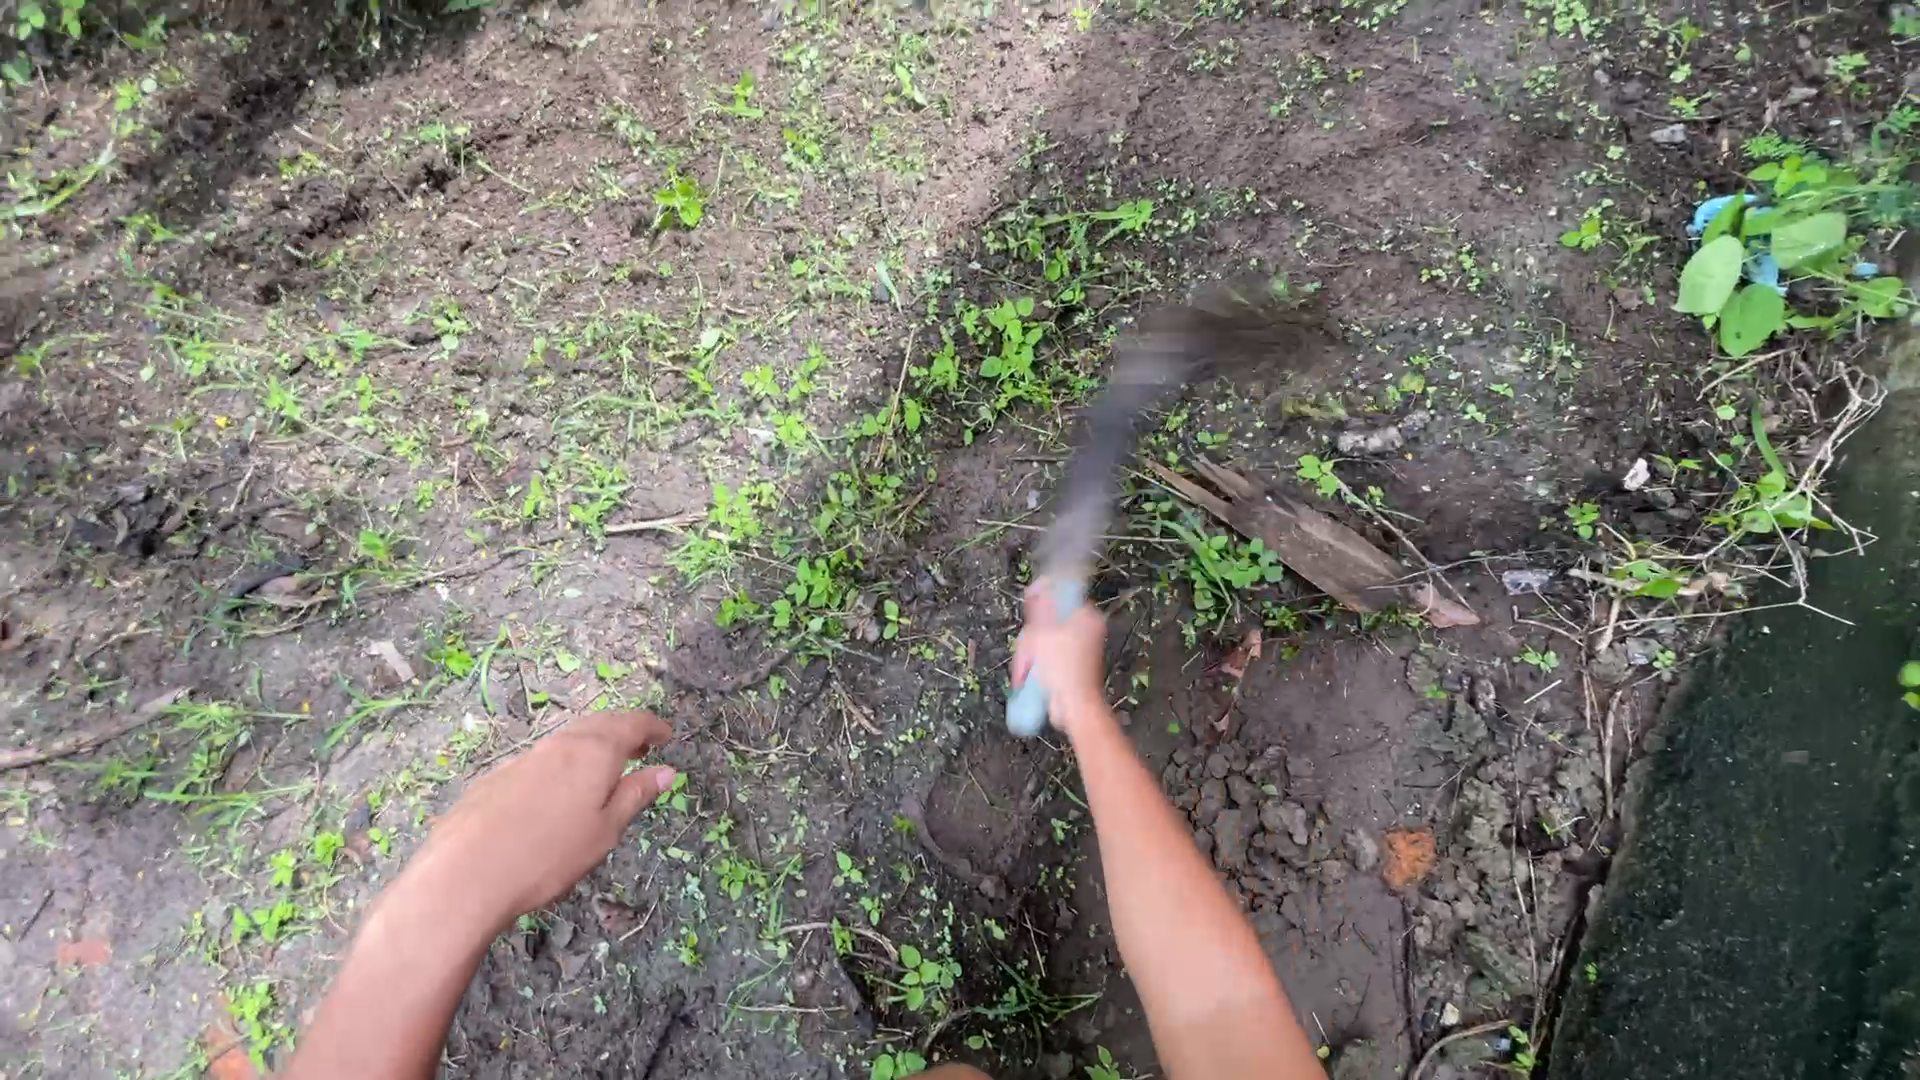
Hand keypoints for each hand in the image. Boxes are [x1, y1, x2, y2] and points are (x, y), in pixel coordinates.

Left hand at [394, 711, 675, 933]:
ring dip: (592, 744)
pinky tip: (556, 792)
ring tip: (603, 768)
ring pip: (567, 739)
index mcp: (594, 752)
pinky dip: (562, 762)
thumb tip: (666, 771)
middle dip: (624, 730)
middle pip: (599, 724)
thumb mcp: (605, 831)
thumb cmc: (548, 855)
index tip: (667, 735)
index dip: (653, 726)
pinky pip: (541, 759)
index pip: (632, 724)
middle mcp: (561, 745)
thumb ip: (635, 795)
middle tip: (641, 747)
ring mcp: (524, 759)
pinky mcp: (495, 778)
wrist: (462, 877)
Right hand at [1011, 579, 1109, 738]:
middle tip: (1027, 652)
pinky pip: (1046, 657)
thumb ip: (1041, 605)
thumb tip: (1042, 583)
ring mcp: (1078, 649)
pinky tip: (1028, 676)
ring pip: (1043, 641)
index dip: (1039, 603)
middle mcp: (1086, 629)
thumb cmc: (1062, 668)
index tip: (1029, 614)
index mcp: (1085, 616)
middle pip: (1047, 621)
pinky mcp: (1070, 665)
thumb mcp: (1044, 630)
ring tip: (1026, 670)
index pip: (1059, 595)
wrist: (1072, 706)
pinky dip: (1035, 666)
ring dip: (1029, 655)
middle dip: (1030, 639)